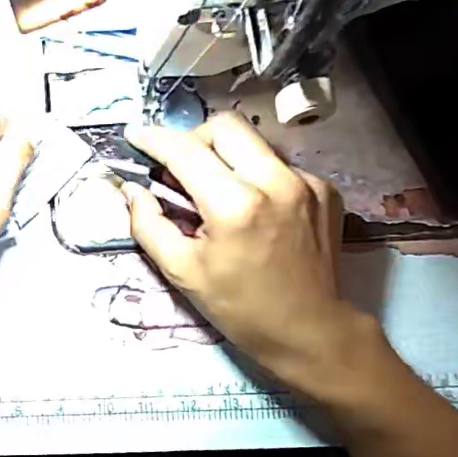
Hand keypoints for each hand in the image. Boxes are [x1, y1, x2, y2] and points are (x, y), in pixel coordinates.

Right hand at [121, 113, 362, 379]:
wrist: (309, 330)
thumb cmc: (240, 308)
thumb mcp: (183, 273)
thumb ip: (149, 225)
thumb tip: (132, 190)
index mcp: (235, 205)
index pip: (185, 151)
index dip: (154, 139)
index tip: (136, 137)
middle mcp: (275, 182)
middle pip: (225, 126)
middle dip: (195, 139)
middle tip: (183, 169)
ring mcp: (306, 182)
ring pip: (255, 143)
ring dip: (229, 158)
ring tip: (221, 193)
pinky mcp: (325, 190)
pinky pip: (280, 166)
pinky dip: (259, 179)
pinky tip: (258, 211)